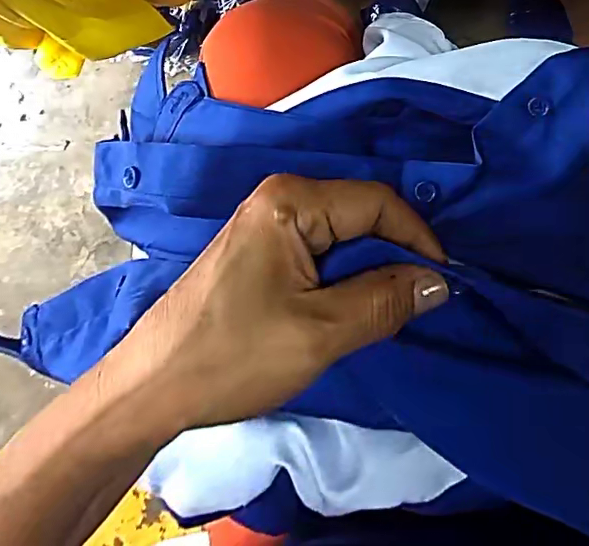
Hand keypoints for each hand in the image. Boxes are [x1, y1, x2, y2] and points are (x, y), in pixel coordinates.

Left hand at [94, 174, 449, 432]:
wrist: (145, 392)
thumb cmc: (229, 356)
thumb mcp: (320, 333)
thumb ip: (385, 301)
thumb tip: (440, 283)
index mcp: (293, 200)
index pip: (378, 203)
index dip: (417, 238)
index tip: (442, 278)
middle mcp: (283, 196)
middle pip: (362, 214)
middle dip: (395, 253)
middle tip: (418, 295)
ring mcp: (270, 219)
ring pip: (345, 233)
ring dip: (372, 266)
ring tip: (389, 303)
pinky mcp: (264, 245)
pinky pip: (324, 246)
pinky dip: (347, 272)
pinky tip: (354, 301)